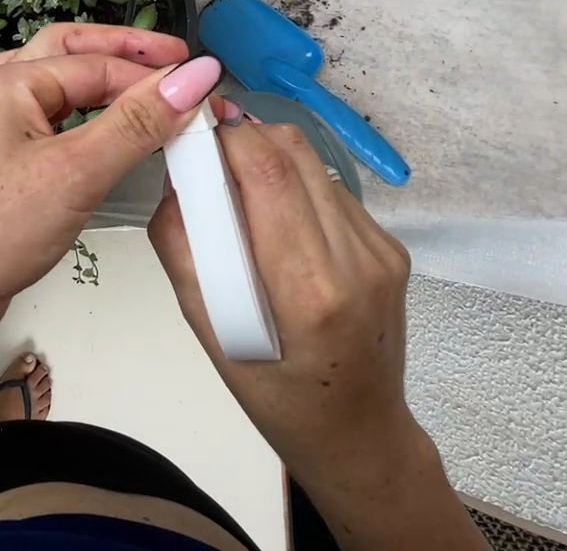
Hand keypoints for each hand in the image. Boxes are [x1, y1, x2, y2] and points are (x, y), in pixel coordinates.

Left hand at [0, 24, 219, 326]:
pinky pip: (48, 120)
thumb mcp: (75, 172)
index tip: (208, 86)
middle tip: (177, 59)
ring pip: (56, 85)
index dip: (154, 74)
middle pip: (68, 53)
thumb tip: (196, 77)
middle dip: (123, 51)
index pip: (96, 64)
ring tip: (147, 85)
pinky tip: (104, 129)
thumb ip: (137, 123)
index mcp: (7, 83)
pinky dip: (83, 115)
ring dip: (100, 79)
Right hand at [149, 104, 421, 483]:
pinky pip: (326, 186)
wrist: (357, 431)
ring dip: (264, 154)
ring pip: (310, 160)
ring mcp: (380, 249)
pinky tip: (272, 213)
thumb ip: (181, 244)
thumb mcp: (203, 324)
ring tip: (233, 183)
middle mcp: (354, 259)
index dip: (222, 137)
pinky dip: (289, 180)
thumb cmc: (268, 388)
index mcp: (306, 288)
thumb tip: (177, 174)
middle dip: (238, 136)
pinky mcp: (389, 246)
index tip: (188, 135)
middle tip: (203, 154)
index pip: (266, 171)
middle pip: (291, 150)